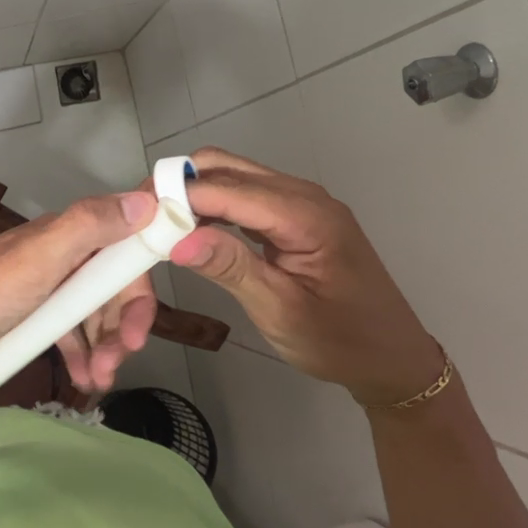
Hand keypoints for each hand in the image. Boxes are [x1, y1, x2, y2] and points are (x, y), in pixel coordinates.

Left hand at [0, 191, 160, 393]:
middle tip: (121, 358)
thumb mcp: (36, 259)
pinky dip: (86, 357)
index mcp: (65, 235)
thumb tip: (144, 202)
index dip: (141, 282)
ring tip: (99, 380)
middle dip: (124, 325)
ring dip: (108, 348)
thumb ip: (86, 227)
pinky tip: (85, 380)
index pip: (125, 248)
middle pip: (115, 288)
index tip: (144, 322)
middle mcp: (62, 256)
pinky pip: (73, 335)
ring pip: (97, 316)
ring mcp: (48, 288)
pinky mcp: (35, 318)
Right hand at [167, 147, 442, 406]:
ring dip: (190, 193)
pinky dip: (210, 204)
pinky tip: (190, 231)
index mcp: (306, 216)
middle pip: (224, 166)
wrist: (393, 361)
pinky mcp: (293, 216)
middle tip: (140, 220)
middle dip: (176, 185)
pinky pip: (242, 194)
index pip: (225, 188)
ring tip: (157, 226)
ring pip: (230, 175)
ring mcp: (300, 203)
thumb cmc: (341, 342)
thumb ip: (231, 268)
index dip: (176, 197)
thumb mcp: (281, 311)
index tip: (134, 219)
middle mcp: (302, 196)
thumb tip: (176, 239)